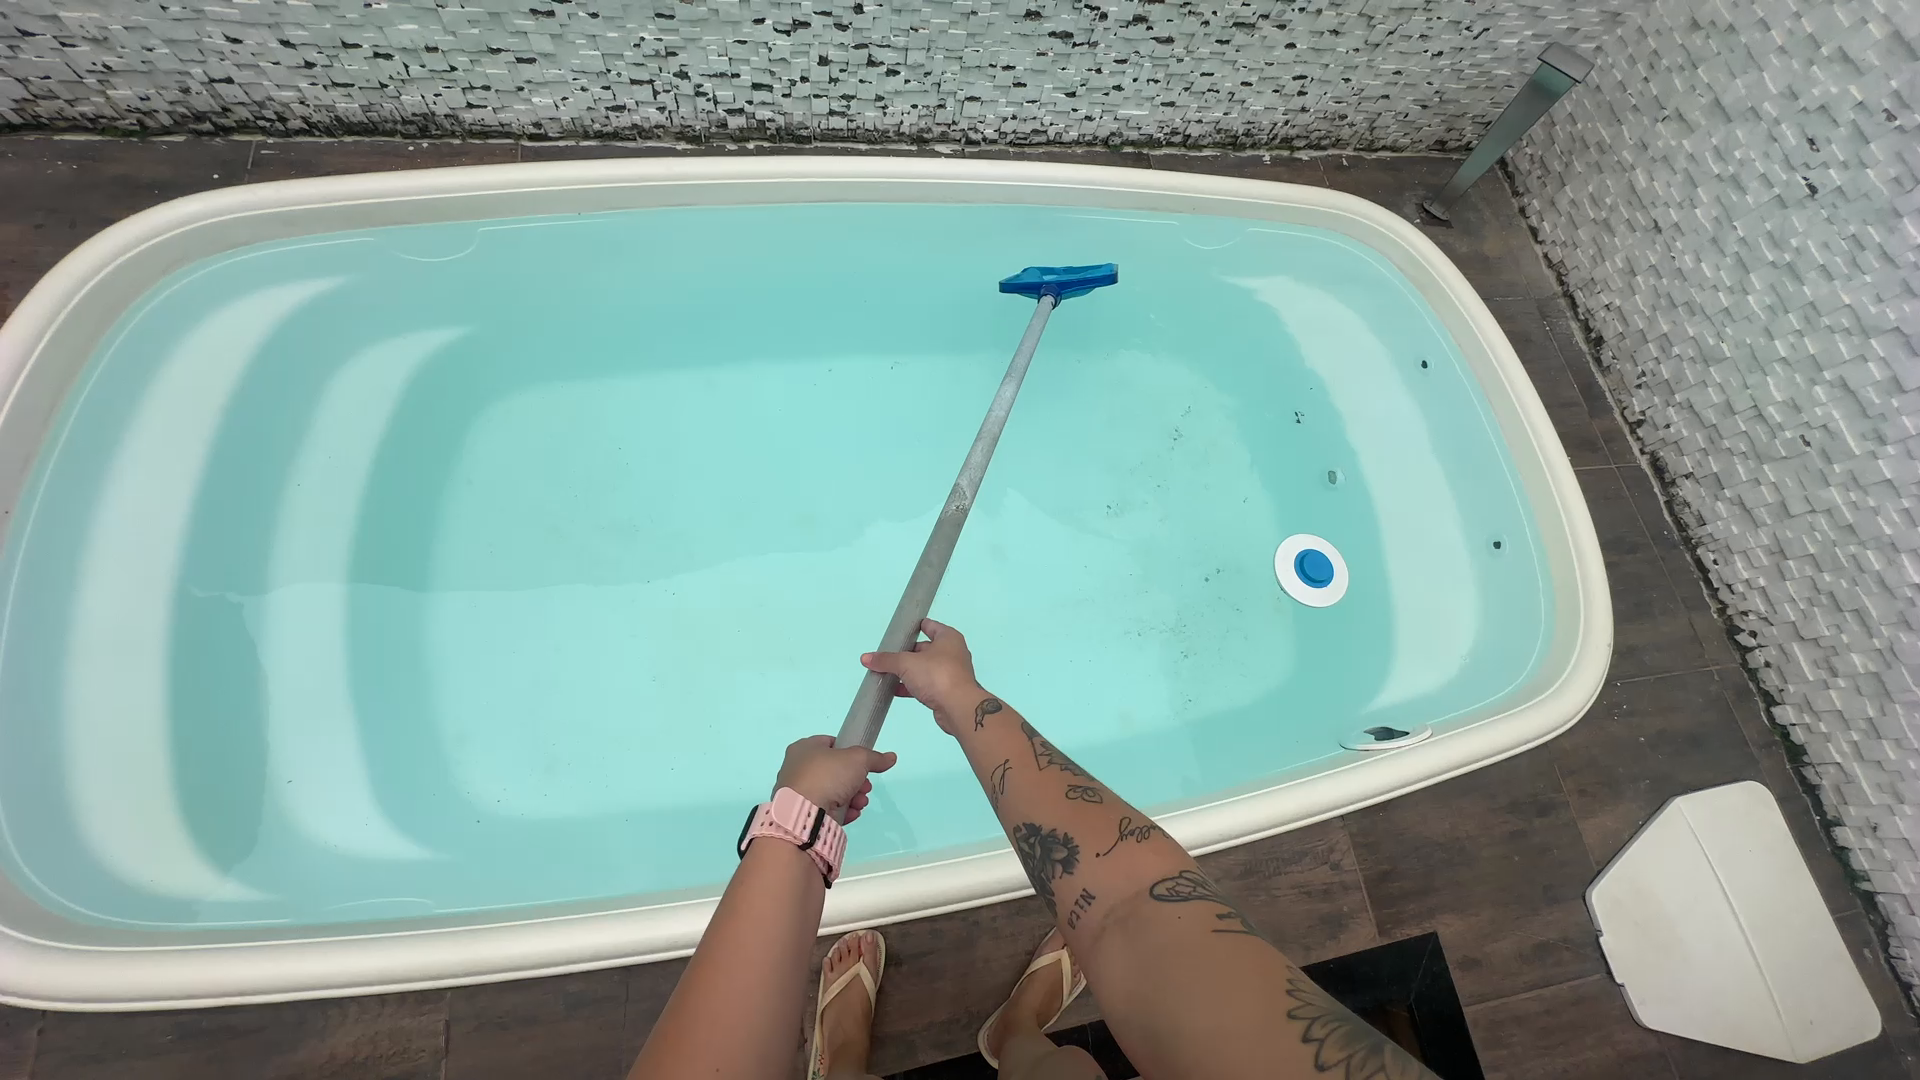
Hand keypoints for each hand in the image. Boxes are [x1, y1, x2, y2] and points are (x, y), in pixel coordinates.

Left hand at [774, 735, 896, 823]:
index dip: (850, 751)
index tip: (863, 763)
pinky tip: (852, 814)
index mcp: (804, 747)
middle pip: (834, 770)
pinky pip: (825, 808)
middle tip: (866, 786)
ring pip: (831, 790)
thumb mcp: (858, 759)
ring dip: (851, 796)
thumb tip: (891, 757)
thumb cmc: (828, 776)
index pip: (831, 743)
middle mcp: (797, 767)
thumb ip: (875, 758)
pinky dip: (840, 811)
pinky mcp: (800, 813)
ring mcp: (797, 792)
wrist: (803, 814)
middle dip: (855, 779)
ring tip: (861, 802)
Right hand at [861, 619, 985, 735]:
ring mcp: (950, 673)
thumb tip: (866, 658)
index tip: (898, 631)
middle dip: (905, 653)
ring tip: (885, 673)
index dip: (913, 627)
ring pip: (924, 669)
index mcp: (948, 637)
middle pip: (924, 649)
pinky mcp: (946, 691)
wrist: (958, 708)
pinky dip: (911, 687)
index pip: (929, 625)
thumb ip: (886, 660)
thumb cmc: (937, 675)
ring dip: (907, 672)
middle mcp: (952, 653)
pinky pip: (925, 685)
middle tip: (886, 656)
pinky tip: (894, 690)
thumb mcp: (906, 663)